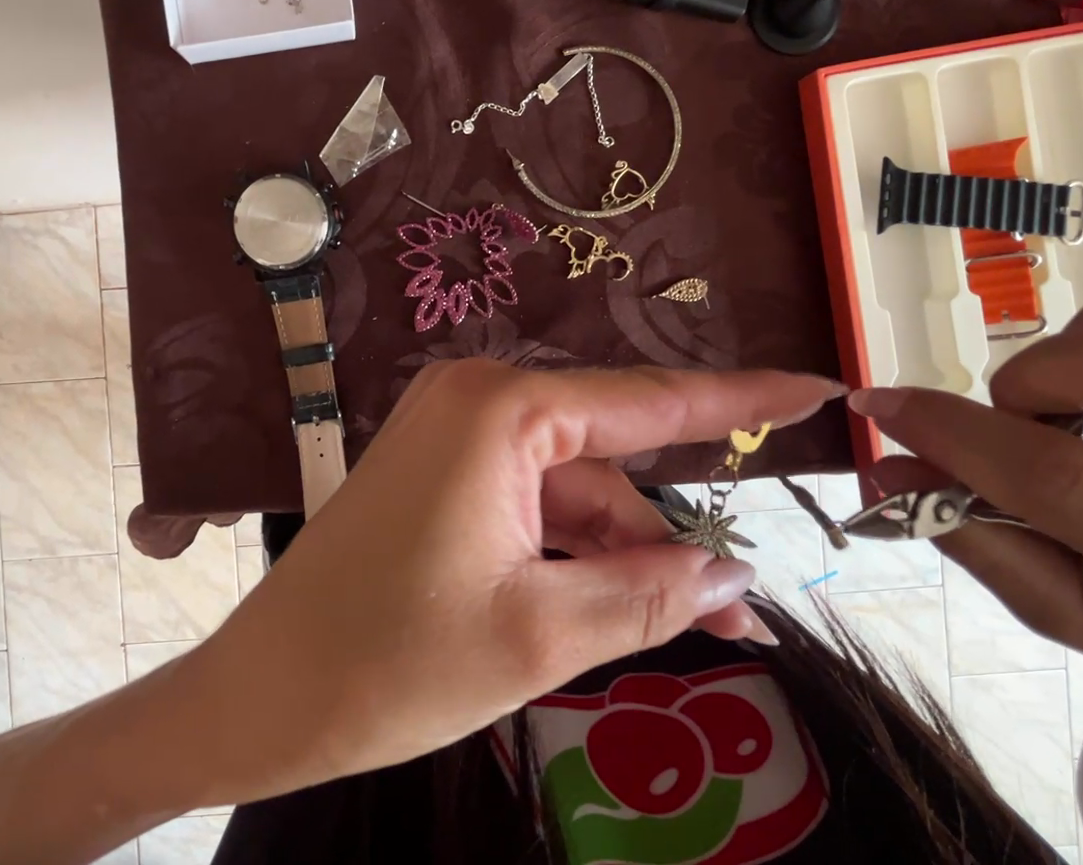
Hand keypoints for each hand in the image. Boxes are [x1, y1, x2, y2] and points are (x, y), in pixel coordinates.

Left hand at [175, 360, 845, 805]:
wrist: (264, 695)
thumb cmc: (391, 662)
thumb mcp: (540, 636)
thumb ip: (649, 595)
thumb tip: (733, 572)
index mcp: (501, 411)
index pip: (649, 400)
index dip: (740, 401)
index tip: (818, 387)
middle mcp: (476, 402)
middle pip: (610, 462)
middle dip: (668, 535)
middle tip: (740, 608)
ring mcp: (452, 437)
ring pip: (573, 493)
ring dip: (621, 557)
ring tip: (678, 628)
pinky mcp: (439, 476)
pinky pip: (530, 505)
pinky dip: (571, 553)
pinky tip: (602, 607)